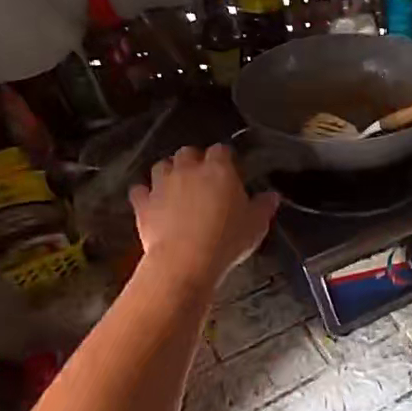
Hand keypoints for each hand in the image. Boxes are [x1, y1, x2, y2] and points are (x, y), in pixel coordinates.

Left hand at [129, 144, 277, 286]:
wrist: (186, 261)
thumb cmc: (227, 239)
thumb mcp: (256, 225)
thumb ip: (264, 206)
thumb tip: (271, 196)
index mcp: (219, 169)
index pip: (222, 150)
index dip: (226, 158)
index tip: (231, 169)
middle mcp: (188, 170)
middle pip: (188, 152)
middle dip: (195, 160)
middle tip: (204, 177)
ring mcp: (162, 185)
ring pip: (161, 165)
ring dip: (169, 172)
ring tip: (178, 186)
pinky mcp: (143, 204)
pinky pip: (140, 191)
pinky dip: (146, 194)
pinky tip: (153, 202)